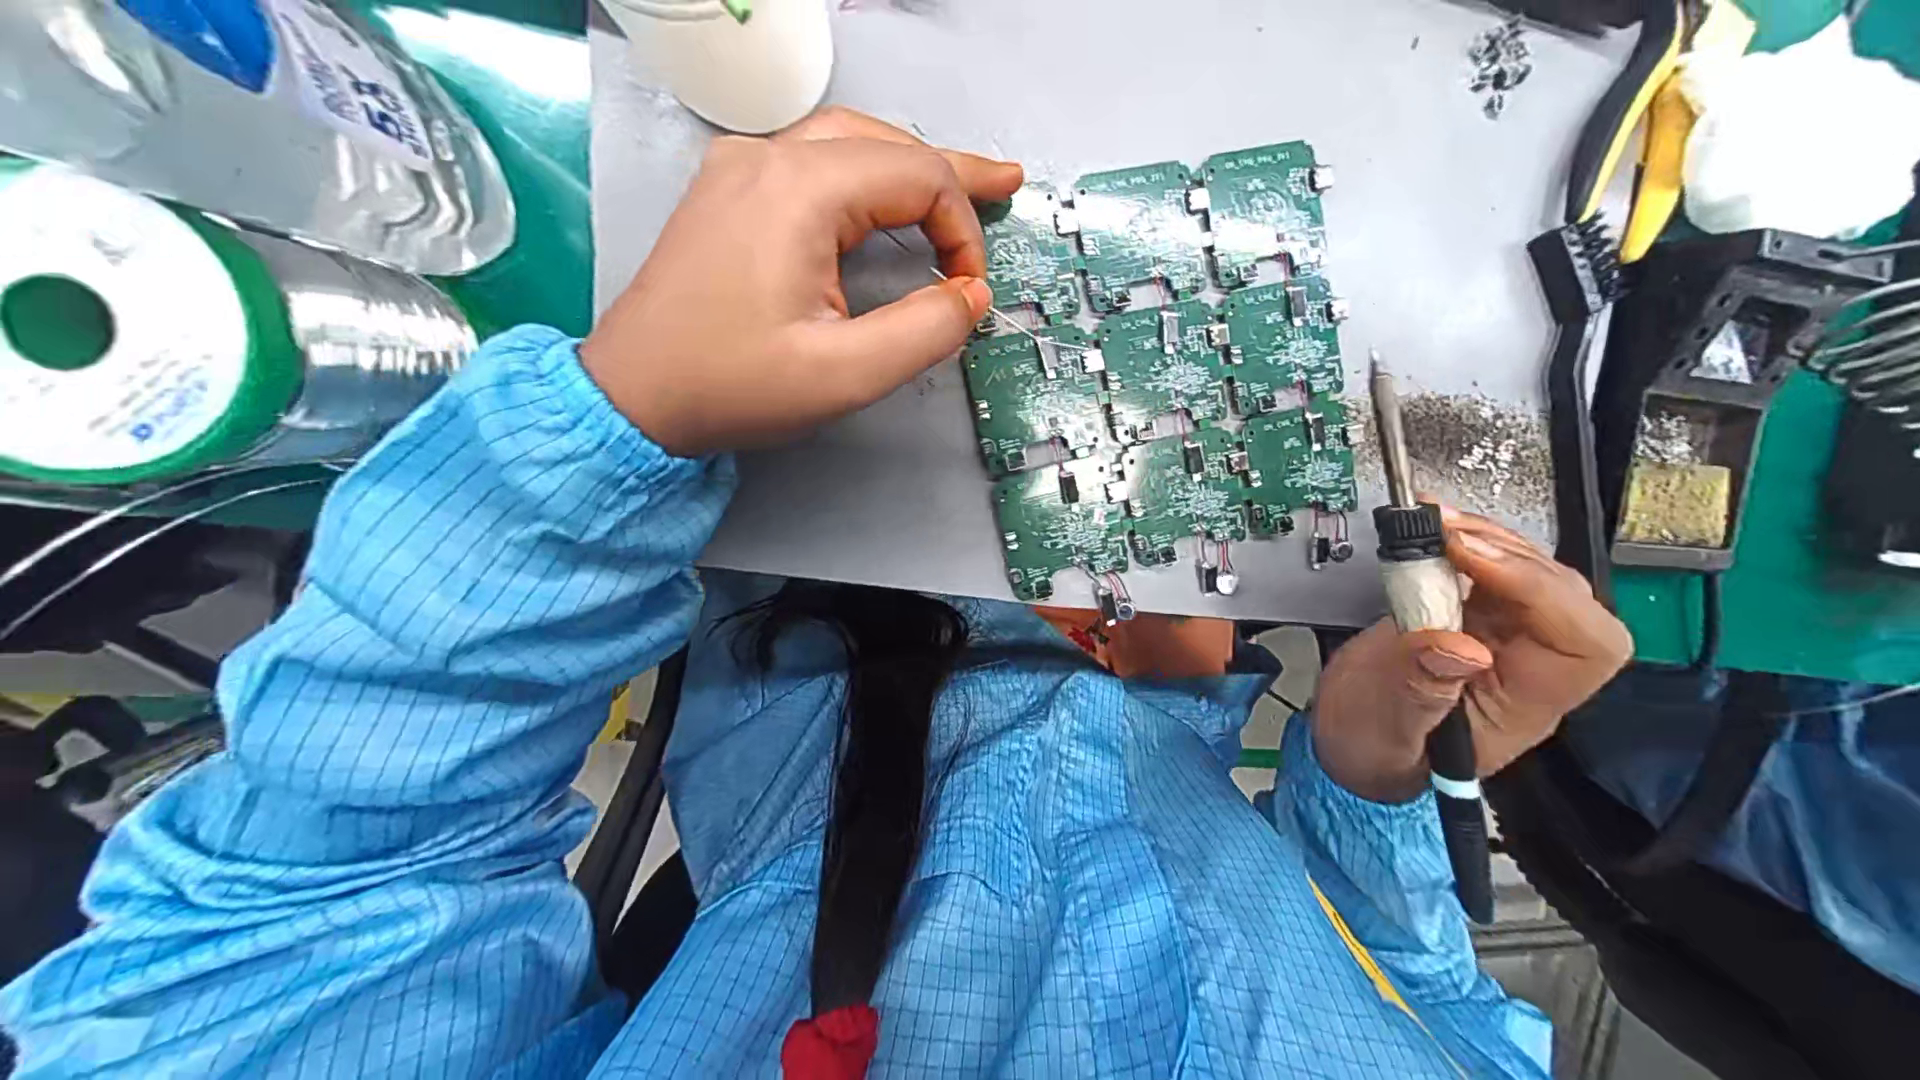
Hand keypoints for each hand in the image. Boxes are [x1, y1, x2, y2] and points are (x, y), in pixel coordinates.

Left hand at [581, 107, 1023, 455]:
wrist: (634, 396)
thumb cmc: (734, 386)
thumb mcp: (845, 374)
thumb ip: (925, 331)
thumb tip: (971, 296)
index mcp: (801, 190)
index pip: (919, 176)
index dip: (963, 228)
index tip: (969, 291)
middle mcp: (769, 157)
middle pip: (886, 143)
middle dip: (951, 173)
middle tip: (1006, 186)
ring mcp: (741, 168)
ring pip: (849, 143)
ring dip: (908, 167)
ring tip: (958, 190)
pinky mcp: (728, 193)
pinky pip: (812, 163)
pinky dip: (864, 178)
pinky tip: (883, 201)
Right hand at [1311, 506, 1632, 801]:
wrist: (1349, 744)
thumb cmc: (1374, 752)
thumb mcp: (1387, 732)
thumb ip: (1419, 691)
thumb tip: (1459, 646)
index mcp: (1525, 704)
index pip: (1583, 641)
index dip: (1539, 591)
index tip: (1471, 559)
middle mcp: (1524, 664)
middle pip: (1561, 596)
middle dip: (1508, 556)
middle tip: (1444, 532)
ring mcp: (1495, 636)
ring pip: (1526, 575)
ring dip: (1484, 541)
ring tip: (1432, 523)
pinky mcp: (1462, 614)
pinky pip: (1482, 571)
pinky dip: (1457, 544)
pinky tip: (1430, 531)